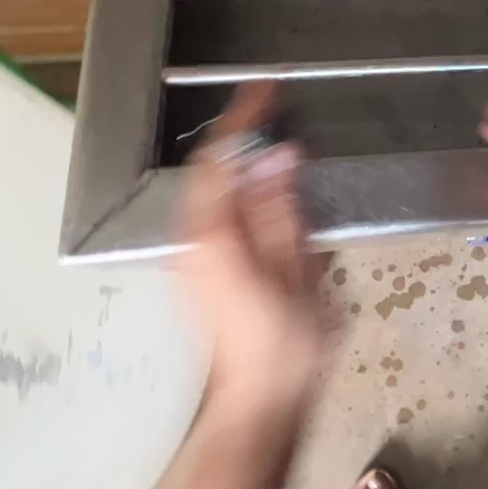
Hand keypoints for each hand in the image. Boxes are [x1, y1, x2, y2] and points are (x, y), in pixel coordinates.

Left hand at [178, 80, 328, 431]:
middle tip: (273, 99)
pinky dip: (234, 178)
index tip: (267, 85)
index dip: (243, 117)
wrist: (255, 403)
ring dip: (236, 151)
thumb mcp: (298, 271)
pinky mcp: (196, 266)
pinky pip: (211, 205)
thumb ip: (284, 208)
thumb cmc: (285, 344)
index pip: (221, 159)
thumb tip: (282, 154)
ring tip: (271, 126)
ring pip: (207, 186)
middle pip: (208, 167)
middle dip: (239, 127)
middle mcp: (192, 240)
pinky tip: (261, 175)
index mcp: (217, 236)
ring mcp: (189, 255)